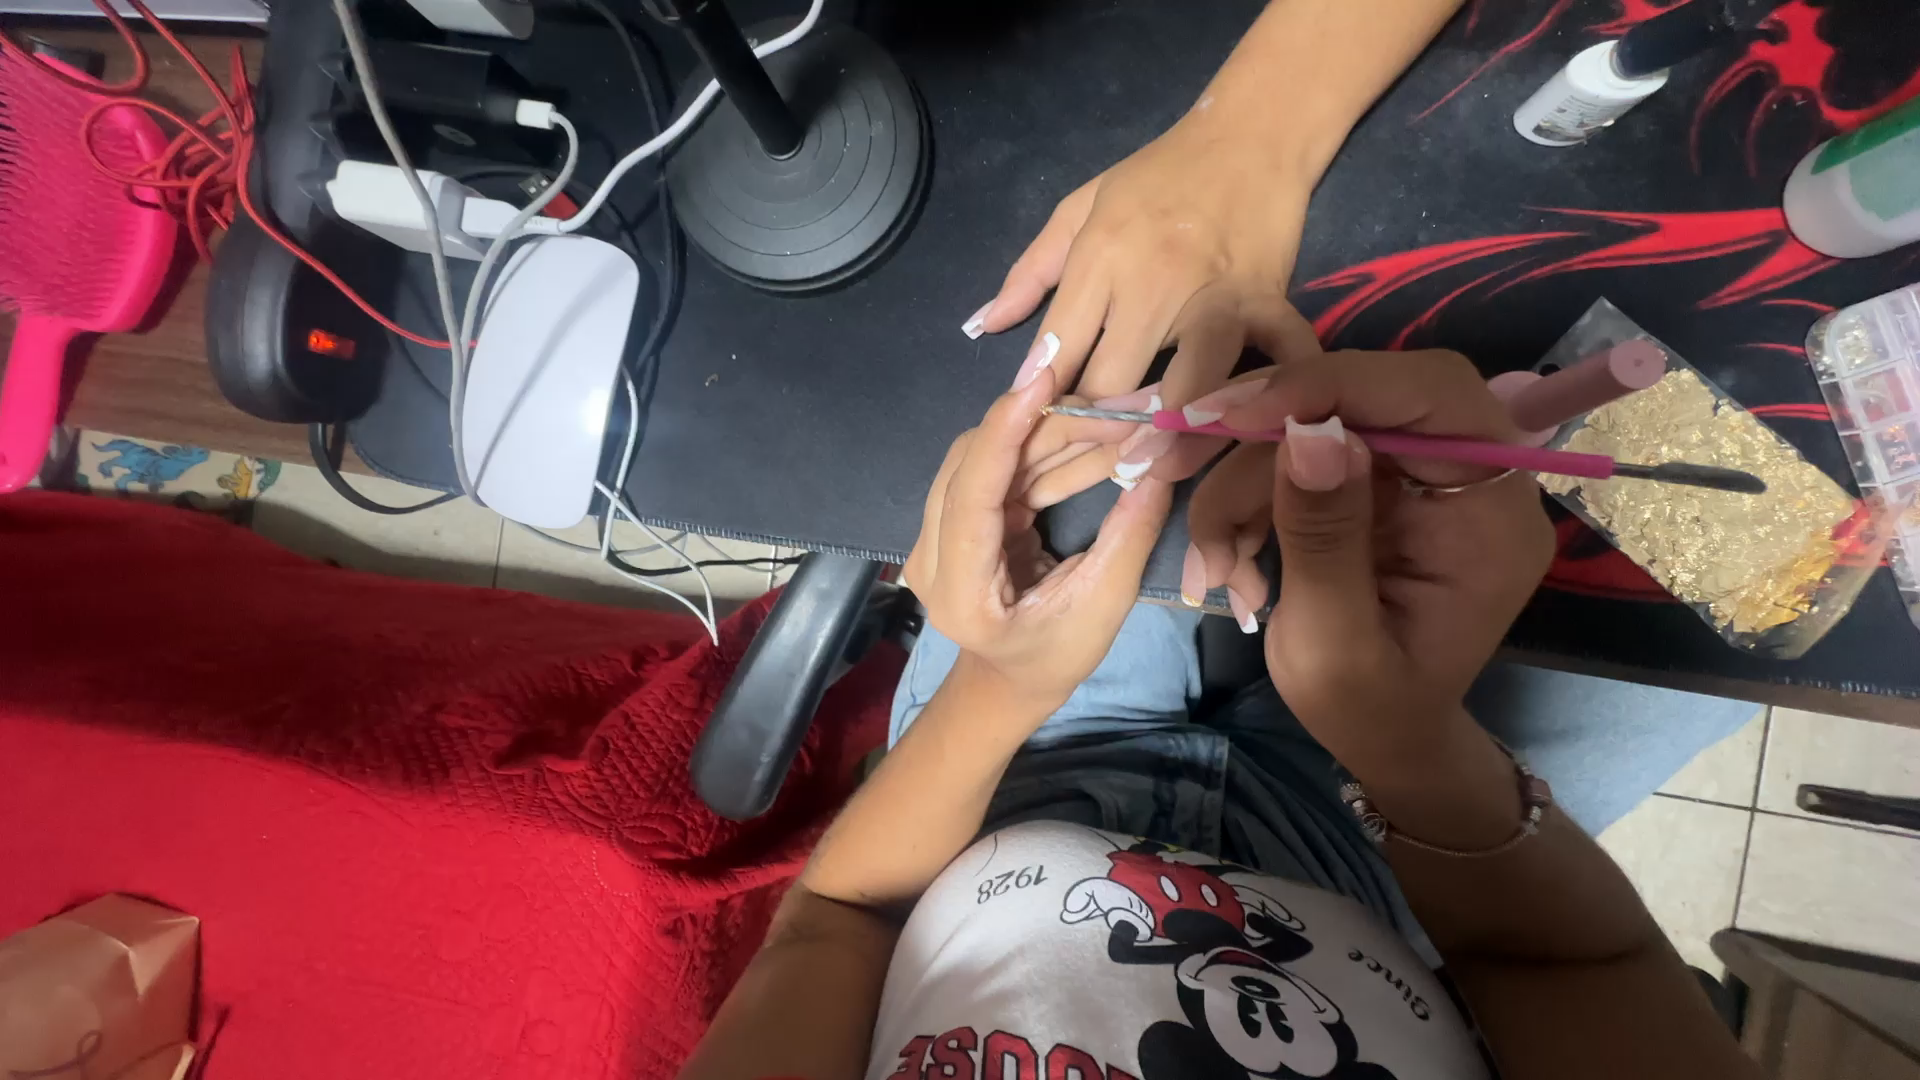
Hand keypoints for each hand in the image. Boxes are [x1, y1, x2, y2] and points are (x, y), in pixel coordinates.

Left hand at [903, 366, 1173, 713]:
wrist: (1008, 682)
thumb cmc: (1051, 659)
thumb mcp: (1099, 608)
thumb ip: (1127, 536)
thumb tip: (1160, 461)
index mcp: (957, 587)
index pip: (969, 492)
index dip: (1004, 429)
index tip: (1043, 375)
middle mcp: (932, 553)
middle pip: (979, 461)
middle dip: (1048, 426)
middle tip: (1121, 411)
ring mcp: (939, 534)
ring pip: (991, 459)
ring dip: (1053, 437)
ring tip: (1120, 424)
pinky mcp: (960, 521)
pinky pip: (1002, 473)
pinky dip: (1048, 456)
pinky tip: (1097, 445)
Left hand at [963, 111, 1321, 502]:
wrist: (1252, 132)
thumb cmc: (1155, 177)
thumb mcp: (1078, 209)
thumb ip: (1029, 272)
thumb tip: (983, 325)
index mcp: (1102, 256)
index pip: (1060, 345)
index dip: (1044, 396)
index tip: (1035, 429)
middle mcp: (1155, 283)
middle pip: (1116, 380)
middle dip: (1097, 422)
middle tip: (1088, 450)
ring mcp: (1217, 298)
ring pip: (1189, 385)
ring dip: (1167, 432)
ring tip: (1147, 466)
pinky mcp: (1270, 303)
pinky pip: (1279, 358)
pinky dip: (1272, 395)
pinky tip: (1252, 432)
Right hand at [1193, 351, 1553, 755]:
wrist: (1375, 730)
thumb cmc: (1366, 706)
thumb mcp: (1334, 641)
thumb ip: (1325, 538)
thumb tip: (1310, 434)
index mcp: (1487, 515)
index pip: (1430, 397)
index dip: (1332, 386)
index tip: (1232, 415)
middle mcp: (1456, 476)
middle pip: (1353, 398)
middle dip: (1252, 434)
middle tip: (1170, 461)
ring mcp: (1404, 477)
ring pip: (1300, 430)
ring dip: (1233, 491)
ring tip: (1212, 564)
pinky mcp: (1359, 485)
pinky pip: (1283, 461)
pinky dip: (1239, 504)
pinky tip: (1228, 559)